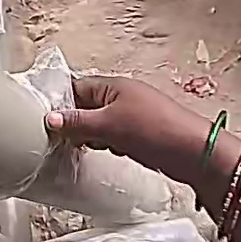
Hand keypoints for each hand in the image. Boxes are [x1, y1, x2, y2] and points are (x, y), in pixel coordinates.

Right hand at [45, 75, 212, 179]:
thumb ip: (77, 122)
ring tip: (85, 145)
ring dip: (87, 135)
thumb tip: (50, 118)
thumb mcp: (109, 125)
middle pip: (83, 106)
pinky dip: (103, 143)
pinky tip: (104, 151)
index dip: (59, 102)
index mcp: (112, 86)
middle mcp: (119, 97)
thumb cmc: (156, 130)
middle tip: (61, 137)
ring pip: (95, 123)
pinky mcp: (136, 134)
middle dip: (72, 122)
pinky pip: (108, 135)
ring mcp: (128, 116)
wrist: (196, 155)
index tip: (44, 119)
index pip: (75, 87)